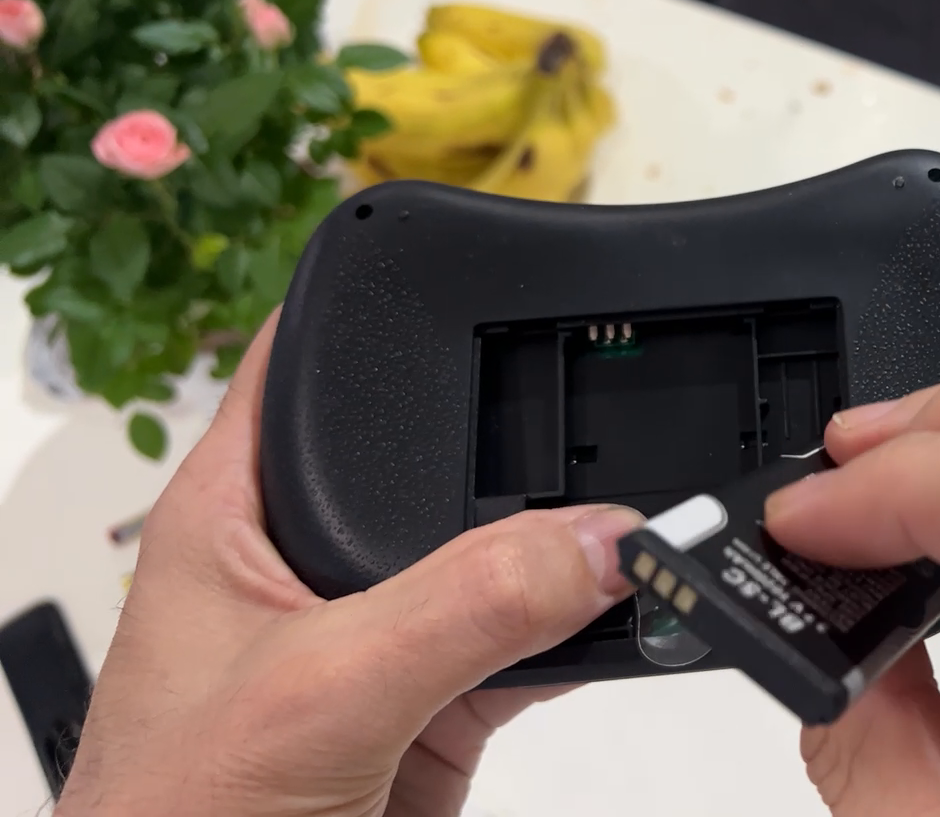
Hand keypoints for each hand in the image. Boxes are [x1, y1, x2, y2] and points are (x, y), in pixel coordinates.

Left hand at [57, 313, 644, 816]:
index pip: (326, 361)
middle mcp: (335, 546)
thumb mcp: (314, 699)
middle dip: (543, 421)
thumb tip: (606, 537)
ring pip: (523, 534)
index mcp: (252, 507)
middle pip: (460, 442)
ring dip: (589, 530)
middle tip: (629, 395)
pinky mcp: (464, 673)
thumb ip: (463, 607)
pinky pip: (560, 613)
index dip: (406, 303)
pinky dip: (610, 606)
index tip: (512, 278)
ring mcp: (409, 612)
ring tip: (648, 513)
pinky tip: (641, 594)